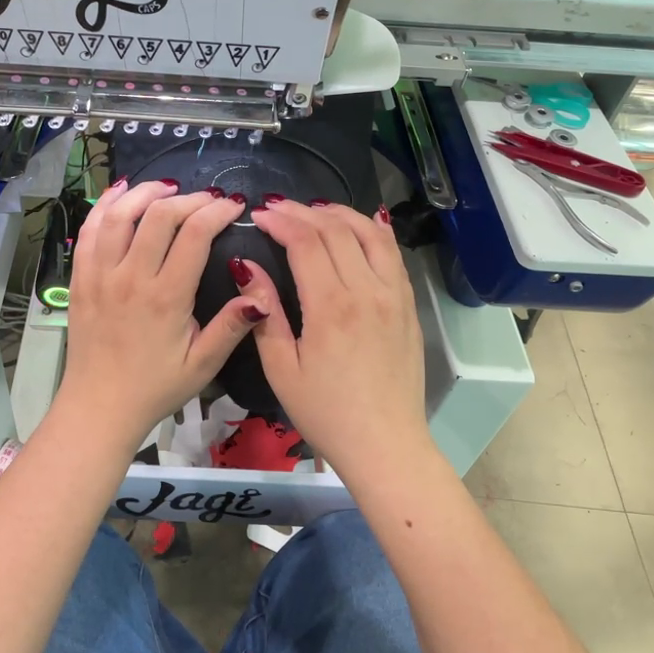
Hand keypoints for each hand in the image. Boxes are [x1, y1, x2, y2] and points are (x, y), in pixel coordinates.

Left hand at [54, 178, 263, 443]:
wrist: (99, 406)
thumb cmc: (155, 387)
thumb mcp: (203, 365)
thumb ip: (231, 327)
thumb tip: (259, 295)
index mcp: (166, 297)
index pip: (195, 234)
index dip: (217, 211)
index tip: (233, 205)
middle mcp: (131, 278)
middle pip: (159, 215)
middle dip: (189, 198)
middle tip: (207, 200)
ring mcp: (101, 275)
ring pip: (120, 215)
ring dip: (145, 193)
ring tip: (167, 188)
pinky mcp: (81, 279)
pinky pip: (89, 232)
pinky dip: (105, 206)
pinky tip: (120, 194)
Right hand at [238, 200, 430, 474]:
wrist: (385, 443)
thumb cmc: (326, 412)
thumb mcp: (281, 369)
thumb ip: (265, 313)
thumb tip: (245, 267)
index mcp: (331, 306)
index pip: (306, 242)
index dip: (281, 221)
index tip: (260, 214)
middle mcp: (366, 290)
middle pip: (336, 230)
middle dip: (303, 212)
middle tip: (278, 209)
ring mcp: (394, 295)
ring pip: (369, 233)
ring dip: (340, 214)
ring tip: (315, 211)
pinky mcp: (408, 305)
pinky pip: (393, 254)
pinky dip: (374, 231)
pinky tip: (360, 225)